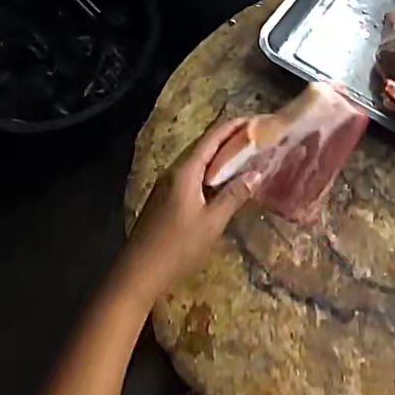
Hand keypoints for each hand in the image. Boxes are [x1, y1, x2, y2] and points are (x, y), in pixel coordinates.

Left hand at [122, 117, 262, 291]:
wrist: (136, 275)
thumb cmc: (176, 248)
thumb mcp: (212, 223)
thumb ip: (234, 195)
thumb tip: (256, 173)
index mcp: (186, 172)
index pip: (213, 137)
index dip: (235, 125)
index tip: (257, 119)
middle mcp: (175, 172)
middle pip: (205, 145)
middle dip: (231, 137)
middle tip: (258, 135)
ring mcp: (168, 185)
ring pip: (199, 160)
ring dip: (222, 154)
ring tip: (247, 152)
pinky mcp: (167, 199)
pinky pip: (194, 174)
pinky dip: (213, 169)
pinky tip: (226, 178)